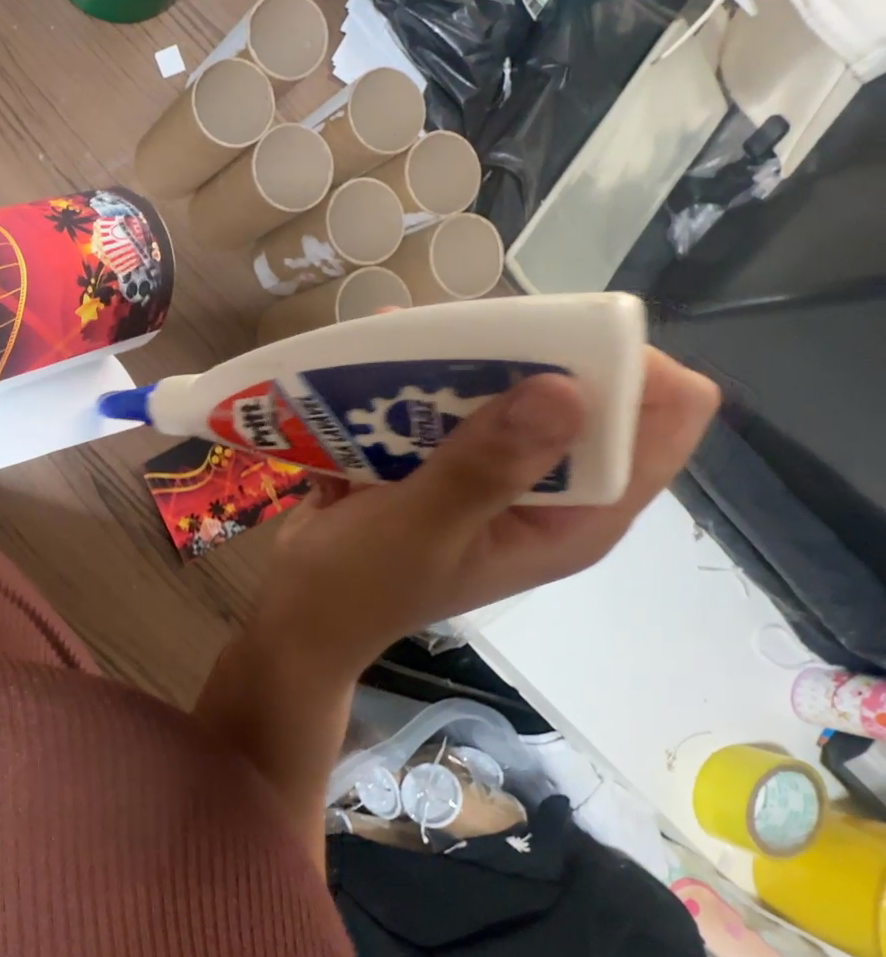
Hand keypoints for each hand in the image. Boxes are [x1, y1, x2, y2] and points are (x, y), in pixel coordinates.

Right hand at [254, 347, 719, 677]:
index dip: (624, 365)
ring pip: (506, 392)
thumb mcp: (418, 531)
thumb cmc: (356, 587)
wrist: (293, 614)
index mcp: (576, 517)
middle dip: (522, 357)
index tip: (540, 342)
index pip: (663, 415)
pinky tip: (366, 382)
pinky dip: (412, 388)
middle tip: (451, 343)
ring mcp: (490, 476)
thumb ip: (483, 469)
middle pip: (582, 391)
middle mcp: (549, 489)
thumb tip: (564, 389)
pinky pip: (446, 407)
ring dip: (456, 368)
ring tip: (395, 355)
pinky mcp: (440, 467)